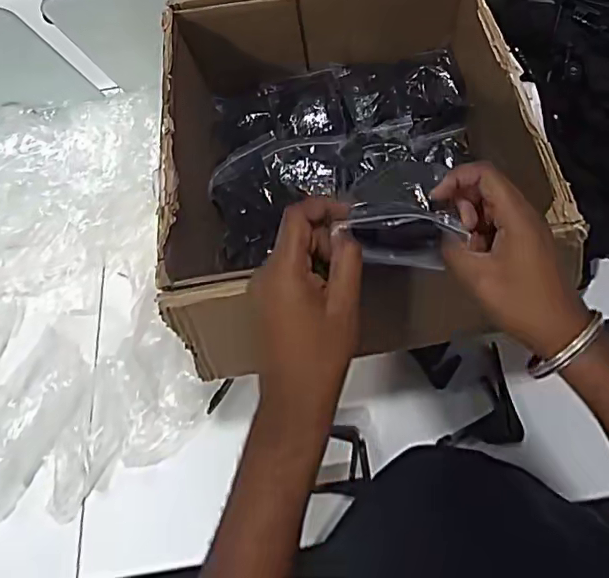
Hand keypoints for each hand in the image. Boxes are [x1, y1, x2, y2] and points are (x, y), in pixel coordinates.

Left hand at [248, 196, 361, 428]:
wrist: (293, 401)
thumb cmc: (320, 357)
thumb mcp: (344, 304)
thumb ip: (347, 260)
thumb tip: (345, 232)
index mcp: (281, 269)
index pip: (296, 216)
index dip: (323, 207)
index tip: (348, 215)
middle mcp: (264, 273)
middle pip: (295, 235)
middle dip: (324, 241)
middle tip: (346, 267)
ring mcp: (259, 288)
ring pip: (292, 254)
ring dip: (317, 260)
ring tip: (336, 292)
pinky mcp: (262, 301)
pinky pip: (285, 272)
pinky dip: (306, 275)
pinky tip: (322, 302)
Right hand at [434, 162, 592, 357]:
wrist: (562, 332)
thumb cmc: (524, 305)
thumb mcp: (476, 276)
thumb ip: (451, 247)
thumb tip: (442, 233)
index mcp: (516, 215)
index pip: (484, 173)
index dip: (456, 178)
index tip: (438, 198)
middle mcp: (525, 214)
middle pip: (486, 185)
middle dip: (462, 202)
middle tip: (455, 228)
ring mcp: (529, 227)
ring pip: (491, 204)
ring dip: (471, 218)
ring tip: (468, 246)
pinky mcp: (529, 240)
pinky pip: (499, 221)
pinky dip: (482, 230)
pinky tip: (479, 255)